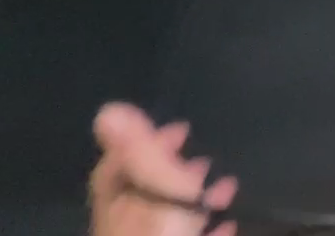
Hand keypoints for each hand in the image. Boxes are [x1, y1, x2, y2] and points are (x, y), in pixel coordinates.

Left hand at [89, 102, 238, 235]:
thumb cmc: (163, 230)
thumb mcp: (155, 185)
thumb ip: (138, 150)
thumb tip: (108, 110)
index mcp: (122, 205)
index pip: (118, 170)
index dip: (140, 146)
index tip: (177, 127)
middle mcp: (131, 227)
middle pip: (144, 196)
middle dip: (173, 172)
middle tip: (200, 153)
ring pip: (170, 219)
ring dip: (195, 200)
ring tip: (224, 185)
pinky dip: (211, 228)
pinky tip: (227, 224)